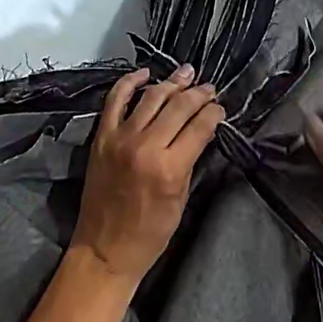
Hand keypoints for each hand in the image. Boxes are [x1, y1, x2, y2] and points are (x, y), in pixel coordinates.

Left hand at [71, 65, 223, 284]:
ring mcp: (121, 138)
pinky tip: (145, 73)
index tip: (220, 108)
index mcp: (170, 167)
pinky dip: (129, 82)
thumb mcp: (181, 199)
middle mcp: (145, 146)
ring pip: (151, 97)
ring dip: (172, 82)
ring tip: (187, 73)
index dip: (214, 113)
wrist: (104, 249)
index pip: (200, 126)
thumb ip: (190, 160)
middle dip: (199, 94)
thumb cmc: (149, 233)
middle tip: (209, 87)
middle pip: (179, 106)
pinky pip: (115, 100)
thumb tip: (202, 130)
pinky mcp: (102, 137)